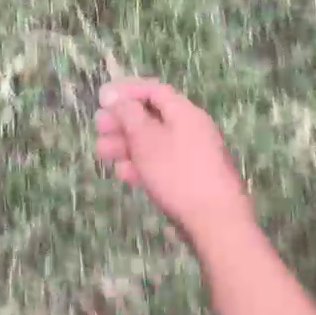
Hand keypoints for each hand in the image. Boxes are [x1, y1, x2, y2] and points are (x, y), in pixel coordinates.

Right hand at [94, 77, 251, 236]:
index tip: (101, 99)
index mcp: (185, 114)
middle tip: (99, 128)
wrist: (216, 225)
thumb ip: (126, 112)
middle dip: (120, 121)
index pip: (153, 89)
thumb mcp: (145, 137)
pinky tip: (125, 175)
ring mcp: (193, 156)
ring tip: (102, 154)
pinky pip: (161, 162)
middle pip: (150, 115)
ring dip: (124, 144)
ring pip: (152, 141)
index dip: (125, 90)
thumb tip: (112, 94)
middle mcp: (191, 130)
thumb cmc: (177, 173)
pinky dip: (140, 164)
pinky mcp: (191, 179)